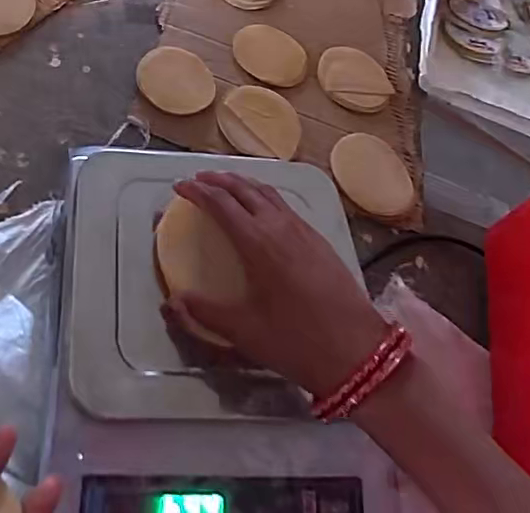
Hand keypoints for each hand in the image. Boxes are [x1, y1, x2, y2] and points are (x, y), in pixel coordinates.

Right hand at [167, 172, 388, 398]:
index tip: (179, 187)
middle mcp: (278, 225)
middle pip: (243, 189)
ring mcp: (301, 228)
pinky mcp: (316, 236)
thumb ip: (205, 314)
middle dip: (217, 180)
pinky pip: (282, 202)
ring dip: (241, 183)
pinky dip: (262, 194)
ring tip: (224, 184)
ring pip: (266, 191)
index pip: (220, 204)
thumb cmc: (297, 341)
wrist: (358, 350)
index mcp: (257, 242)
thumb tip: (172, 303)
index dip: (197, 192)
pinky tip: (261, 206)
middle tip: (197, 180)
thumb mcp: (245, 332)